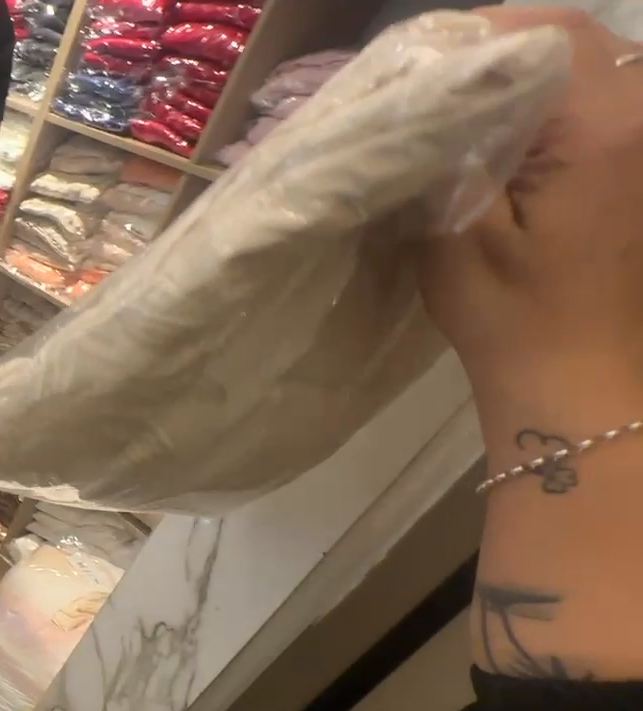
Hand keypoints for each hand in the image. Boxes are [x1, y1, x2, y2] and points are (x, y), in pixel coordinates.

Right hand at [420, 8, 642, 434]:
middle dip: (486, 51)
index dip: (471, 39)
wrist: (575, 361)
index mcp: (601, 127)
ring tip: (440, 108)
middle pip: (566, 37)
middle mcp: (640, 108)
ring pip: (578, 60)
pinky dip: (532, 97)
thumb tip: (423, 102)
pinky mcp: (631, 150)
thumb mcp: (457, 237)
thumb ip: (450, 161)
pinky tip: (486, 130)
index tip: (404, 72)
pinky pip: (589, 92)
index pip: (543, 36)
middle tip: (412, 90)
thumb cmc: (509, 309)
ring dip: (506, 74)